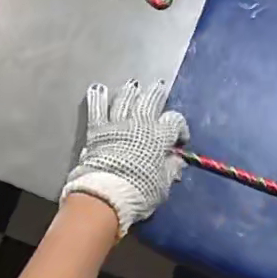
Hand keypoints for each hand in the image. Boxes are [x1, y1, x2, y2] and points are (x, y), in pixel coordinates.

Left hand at [61, 80, 188, 235]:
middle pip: (149, 101)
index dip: (180, 127)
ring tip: (132, 84)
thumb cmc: (139, 190)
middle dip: (156, 93)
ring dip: (129, 92)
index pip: (174, 121)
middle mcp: (139, 125)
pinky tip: (96, 88)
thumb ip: (170, 169)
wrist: (106, 193)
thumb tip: (177, 161)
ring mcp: (117, 125)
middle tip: (159, 86)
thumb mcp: (162, 185)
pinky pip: (97, 109)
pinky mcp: (97, 130)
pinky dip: (96, 97)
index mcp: (158, 137)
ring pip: (124, 100)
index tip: (180, 137)